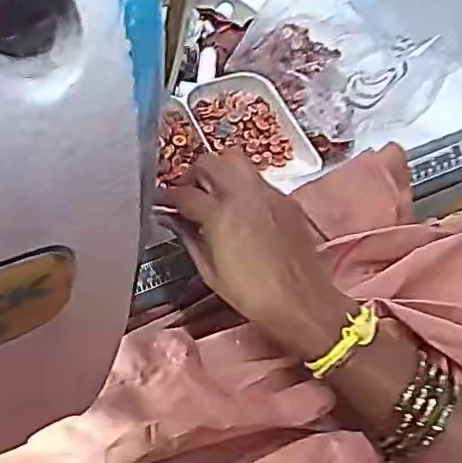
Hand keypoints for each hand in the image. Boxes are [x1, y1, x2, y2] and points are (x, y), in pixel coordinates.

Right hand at [157, 149, 358, 358]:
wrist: (300, 301)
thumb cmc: (252, 295)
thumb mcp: (210, 271)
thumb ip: (188, 238)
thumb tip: (173, 220)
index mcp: (220, 215)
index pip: (184, 193)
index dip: (167, 196)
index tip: (160, 201)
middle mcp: (244, 195)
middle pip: (209, 162)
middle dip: (192, 174)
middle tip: (185, 193)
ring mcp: (268, 194)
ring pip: (236, 161)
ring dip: (218, 172)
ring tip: (211, 194)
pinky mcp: (286, 200)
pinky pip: (257, 179)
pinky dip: (241, 185)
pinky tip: (238, 208)